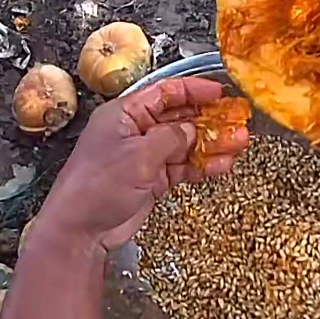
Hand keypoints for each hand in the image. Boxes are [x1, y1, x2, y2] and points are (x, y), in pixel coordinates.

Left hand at [34, 77, 248, 250]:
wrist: (80, 229)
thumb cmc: (99, 185)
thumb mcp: (138, 155)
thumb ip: (171, 138)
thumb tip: (193, 129)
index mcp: (125, 114)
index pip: (163, 93)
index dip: (192, 90)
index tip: (219, 91)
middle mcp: (135, 131)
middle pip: (178, 118)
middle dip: (208, 119)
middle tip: (236, 119)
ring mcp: (144, 156)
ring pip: (184, 144)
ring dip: (210, 144)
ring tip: (239, 143)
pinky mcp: (151, 180)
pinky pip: (181, 167)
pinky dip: (201, 166)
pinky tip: (222, 165)